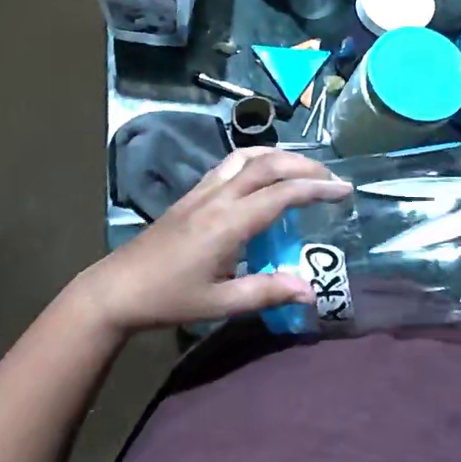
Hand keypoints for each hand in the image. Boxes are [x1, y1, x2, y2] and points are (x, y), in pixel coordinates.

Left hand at [67, 148, 351, 333]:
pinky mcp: (191, 195)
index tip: (344, 190)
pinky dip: (255, 160)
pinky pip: (228, 165)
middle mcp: (217, 198)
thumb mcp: (220, 304)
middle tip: (331, 179)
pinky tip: (263, 176)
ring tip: (303, 170)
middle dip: (304, 166)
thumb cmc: (168, 299)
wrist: (116, 289)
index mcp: (228, 223)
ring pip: (246, 157)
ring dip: (279, 157)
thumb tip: (311, 290)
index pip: (281, 194)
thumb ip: (266, 292)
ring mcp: (201, 192)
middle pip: (267, 164)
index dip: (317, 189)